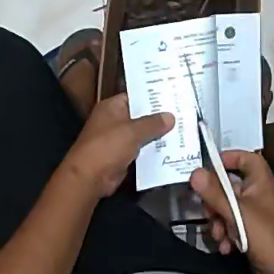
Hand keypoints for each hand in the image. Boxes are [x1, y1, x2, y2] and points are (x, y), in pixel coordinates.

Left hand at [56, 93, 173, 199]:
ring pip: (142, 133)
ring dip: (158, 134)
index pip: (135, 96)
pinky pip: (141, 148)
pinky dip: (153, 149)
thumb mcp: (132, 131)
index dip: (153, 96)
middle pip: (140, 115)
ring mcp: (118, 138)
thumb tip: (170, 116)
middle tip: (183, 112)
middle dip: (159, 116)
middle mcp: (114, 120)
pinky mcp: (122, 155)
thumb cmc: (108, 146)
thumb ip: (153, 123)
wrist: (89, 177)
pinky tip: (173, 148)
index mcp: (112, 107)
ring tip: (184, 129)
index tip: (173, 95)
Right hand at [190, 150, 273, 273]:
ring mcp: (257, 213)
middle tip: (207, 210)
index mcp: (262, 182)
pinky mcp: (253, 231)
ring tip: (218, 234)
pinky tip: (225, 246)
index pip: (246, 157)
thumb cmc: (268, 237)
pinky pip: (233, 224)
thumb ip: (215, 193)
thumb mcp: (237, 213)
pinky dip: (226, 233)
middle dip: (215, 200)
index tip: (208, 167)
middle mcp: (260, 194)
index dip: (227, 158)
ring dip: (219, 220)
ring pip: (229, 207)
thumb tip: (196, 173)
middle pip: (231, 185)